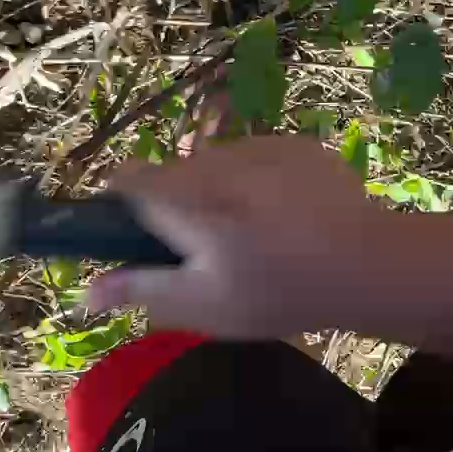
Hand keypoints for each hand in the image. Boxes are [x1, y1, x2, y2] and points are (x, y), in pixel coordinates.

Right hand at [88, 136, 397, 336]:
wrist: (366, 263)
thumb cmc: (277, 292)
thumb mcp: (203, 306)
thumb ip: (141, 290)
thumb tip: (86, 290)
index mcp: (187, 200)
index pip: (128, 177)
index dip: (121, 200)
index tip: (136, 229)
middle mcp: (220, 161)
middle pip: (178, 171)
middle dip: (180, 201)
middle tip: (207, 245)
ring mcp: (264, 147)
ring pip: (221, 163)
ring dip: (224, 188)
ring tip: (257, 232)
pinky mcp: (300, 145)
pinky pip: (262, 157)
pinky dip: (262, 179)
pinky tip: (290, 214)